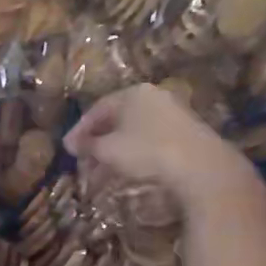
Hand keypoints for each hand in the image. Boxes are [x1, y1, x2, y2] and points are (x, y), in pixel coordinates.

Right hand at [65, 84, 255, 203]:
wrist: (198, 165)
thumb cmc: (144, 150)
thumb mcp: (105, 149)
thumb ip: (84, 144)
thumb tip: (70, 143)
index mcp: (132, 94)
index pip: (95, 110)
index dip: (78, 130)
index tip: (67, 149)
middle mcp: (152, 97)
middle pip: (114, 119)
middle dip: (95, 142)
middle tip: (82, 161)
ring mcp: (170, 112)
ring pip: (130, 131)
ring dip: (110, 151)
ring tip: (98, 171)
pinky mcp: (182, 130)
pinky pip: (146, 138)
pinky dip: (130, 152)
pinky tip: (121, 169)